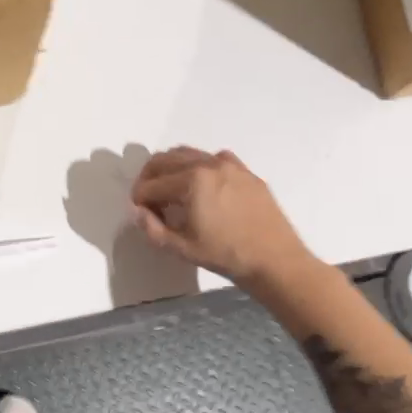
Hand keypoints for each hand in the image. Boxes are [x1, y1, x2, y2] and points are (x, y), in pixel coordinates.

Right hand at [130, 147, 321, 290]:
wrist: (273, 258)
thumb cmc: (224, 255)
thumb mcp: (180, 248)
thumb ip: (152, 228)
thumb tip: (138, 211)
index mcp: (191, 181)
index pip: (151, 184)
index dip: (139, 199)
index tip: (140, 214)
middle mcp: (209, 164)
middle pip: (165, 160)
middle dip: (149, 177)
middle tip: (147, 199)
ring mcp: (230, 164)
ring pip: (188, 154)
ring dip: (171, 169)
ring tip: (170, 191)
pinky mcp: (245, 171)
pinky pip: (214, 158)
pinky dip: (199, 166)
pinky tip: (202, 186)